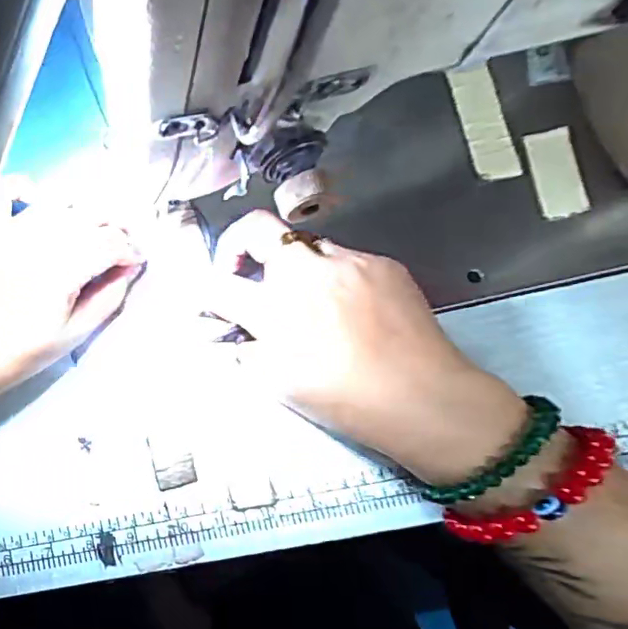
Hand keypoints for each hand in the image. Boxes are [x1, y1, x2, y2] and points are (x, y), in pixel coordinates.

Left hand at [0, 180, 143, 410]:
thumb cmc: (23, 353)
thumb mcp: (74, 334)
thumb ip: (107, 298)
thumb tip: (128, 269)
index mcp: (64, 267)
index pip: (110, 242)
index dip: (131, 250)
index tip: (139, 262)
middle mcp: (40, 238)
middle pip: (90, 213)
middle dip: (116, 225)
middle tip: (124, 246)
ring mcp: (12, 230)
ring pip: (59, 201)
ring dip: (83, 210)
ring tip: (93, 230)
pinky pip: (4, 193)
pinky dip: (23, 188)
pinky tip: (38, 198)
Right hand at [203, 210, 525, 484]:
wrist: (419, 395)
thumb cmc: (350, 399)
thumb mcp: (281, 384)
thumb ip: (249, 352)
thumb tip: (235, 336)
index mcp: (274, 309)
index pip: (219, 283)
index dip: (208, 288)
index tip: (213, 295)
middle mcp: (307, 274)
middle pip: (256, 228)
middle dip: (238, 244)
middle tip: (240, 268)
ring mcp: (347, 262)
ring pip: (306, 245)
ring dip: (295, 267)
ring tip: (309, 303)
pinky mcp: (381, 263)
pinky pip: (347, 258)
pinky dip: (337, 276)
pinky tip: (350, 310)